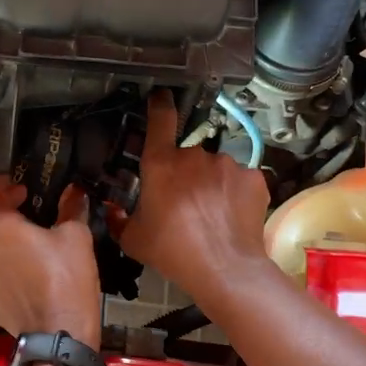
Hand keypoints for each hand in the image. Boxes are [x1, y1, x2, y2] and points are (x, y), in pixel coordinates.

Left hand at [0, 176, 102, 340]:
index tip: (20, 186)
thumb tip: (75, 190)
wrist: (57, 335)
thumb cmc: (66, 280)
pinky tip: (8, 265)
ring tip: (7, 235)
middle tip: (17, 206)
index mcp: (2, 228)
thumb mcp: (77, 238)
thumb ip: (72, 209)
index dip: (2, 185)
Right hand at [118, 91, 270, 297]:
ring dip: (210, 183)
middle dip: (184, 174)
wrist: (225, 270)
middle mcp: (194, 156)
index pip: (160, 119)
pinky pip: (239, 180)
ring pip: (214, 168)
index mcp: (161, 163)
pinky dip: (235, 193)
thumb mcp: (133, 239)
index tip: (160, 95)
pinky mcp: (253, 178)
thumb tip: (111, 209)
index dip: (159, 104)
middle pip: (186, 155)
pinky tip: (232, 215)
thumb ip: (118, 218)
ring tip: (210, 214)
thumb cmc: (173, 252)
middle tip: (183, 203)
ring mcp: (227, 164)